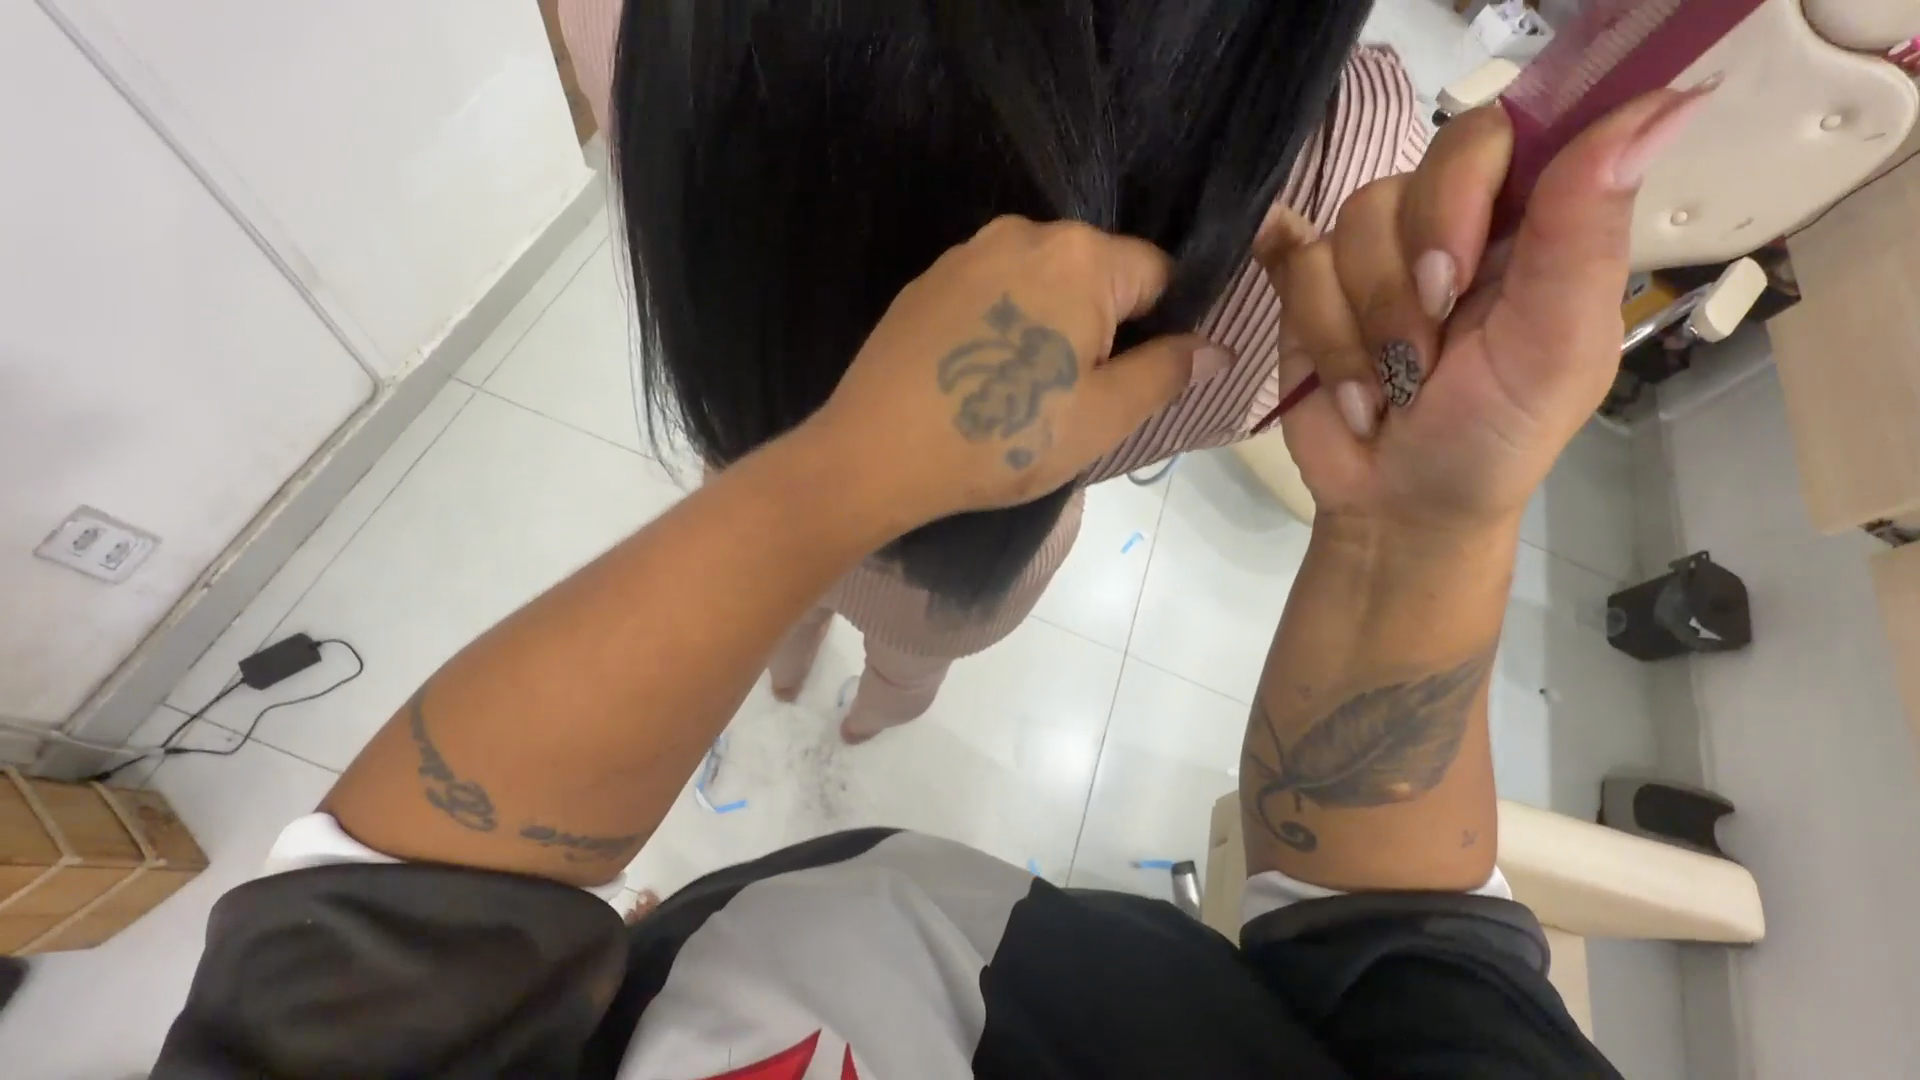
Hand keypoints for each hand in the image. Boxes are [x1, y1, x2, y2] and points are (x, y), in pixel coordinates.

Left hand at [808, 216, 1228, 522]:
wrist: (878, 452)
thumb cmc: (1003, 436)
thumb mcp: (1101, 418)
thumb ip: (1167, 373)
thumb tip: (1217, 348)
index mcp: (1080, 257)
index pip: (1155, 274)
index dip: (1157, 328)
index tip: (1127, 381)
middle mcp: (1024, 233)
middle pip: (1095, 274)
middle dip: (1100, 327)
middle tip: (1070, 396)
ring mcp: (967, 252)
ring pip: (1040, 284)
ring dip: (1048, 328)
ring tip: (1020, 390)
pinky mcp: (927, 280)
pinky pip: (992, 294)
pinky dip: (1002, 327)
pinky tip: (980, 376)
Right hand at [1259, 88, 1712, 532]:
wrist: (1396, 504)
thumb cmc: (1495, 436)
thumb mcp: (1558, 349)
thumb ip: (1586, 235)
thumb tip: (1663, 104)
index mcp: (1525, 223)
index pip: (1491, 136)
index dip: (1462, 191)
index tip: (1465, 269)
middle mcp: (1443, 225)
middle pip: (1400, 183)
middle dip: (1403, 282)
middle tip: (1426, 350)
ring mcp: (1367, 258)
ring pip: (1341, 235)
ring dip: (1363, 330)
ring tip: (1390, 388)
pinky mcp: (1306, 294)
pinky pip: (1292, 273)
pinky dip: (1322, 341)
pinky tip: (1349, 385)